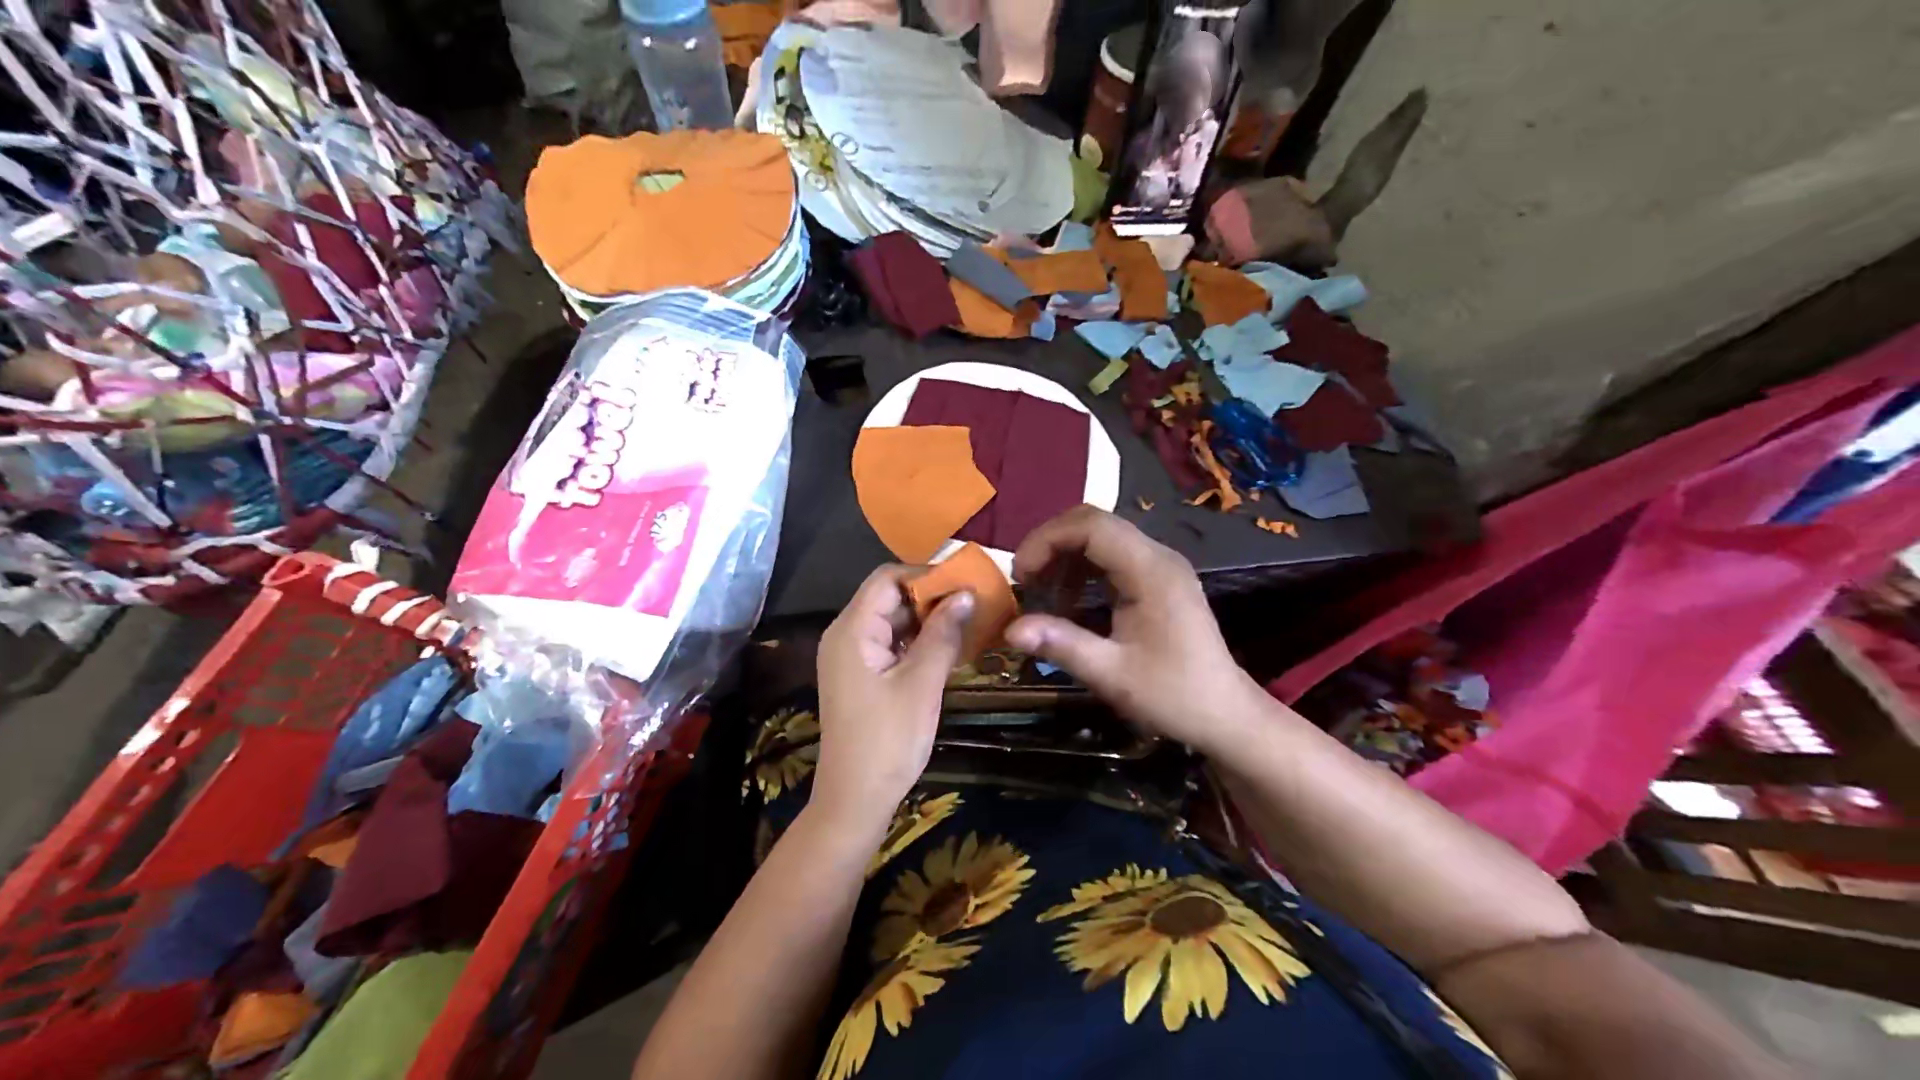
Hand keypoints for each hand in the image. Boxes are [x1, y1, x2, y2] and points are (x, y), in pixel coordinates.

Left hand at [813, 565, 973, 824]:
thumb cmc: (888, 741)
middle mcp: (846, 636)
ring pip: (892, 621)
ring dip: (928, 620)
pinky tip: (949, 648)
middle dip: (932, 597)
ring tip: (970, 623)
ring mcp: (851, 657)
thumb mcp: (922, 684)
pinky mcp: (861, 676)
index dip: (927, 575)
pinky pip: (891, 644)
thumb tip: (967, 594)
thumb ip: (943, 634)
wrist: (855, 800)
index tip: (967, 583)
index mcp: (852, 630)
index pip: (887, 578)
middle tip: (976, 603)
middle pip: (889, 597)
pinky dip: (918, 641)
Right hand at [1006, 506, 1265, 751]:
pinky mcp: (1157, 580)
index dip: (1047, 540)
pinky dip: (1082, 571)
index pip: (1091, 525)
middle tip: (1025, 582)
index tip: (1020, 576)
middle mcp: (1157, 557)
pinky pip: (1111, 558)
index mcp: (1151, 570)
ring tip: (1041, 595)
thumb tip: (1010, 630)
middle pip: (1094, 523)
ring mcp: (1159, 566)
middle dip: (1051, 545)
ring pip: (1100, 537)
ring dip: (1064, 557)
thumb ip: (1061, 645)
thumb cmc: (1173, 696)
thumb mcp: (1112, 674)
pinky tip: (1068, 604)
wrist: (1225, 716)